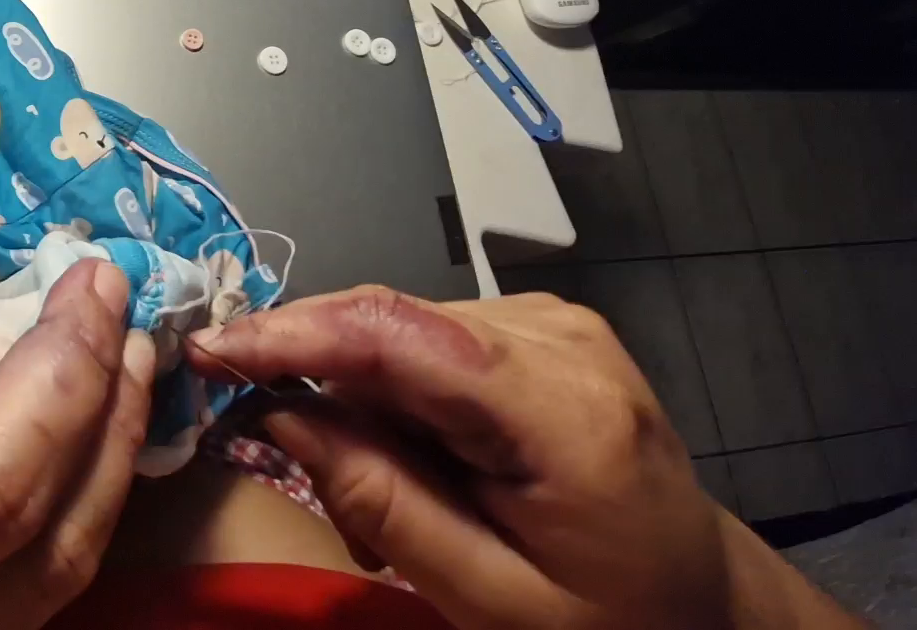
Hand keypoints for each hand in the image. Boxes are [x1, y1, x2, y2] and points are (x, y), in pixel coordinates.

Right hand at [186, 288, 861, 629]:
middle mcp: (552, 333)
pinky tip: (405, 448)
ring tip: (363, 480)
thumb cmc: (609, 623)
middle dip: (308, 371)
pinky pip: (418, 337)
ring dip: (349, 391)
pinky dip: (384, 386)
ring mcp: (543, 317)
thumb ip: (378, 499)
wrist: (706, 598)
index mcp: (564, 411)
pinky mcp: (526, 320)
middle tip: (264, 432)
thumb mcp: (488, 599)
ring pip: (391, 329)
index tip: (209, 348)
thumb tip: (277, 412)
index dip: (291, 333)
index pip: (396, 337)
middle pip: (384, 324)